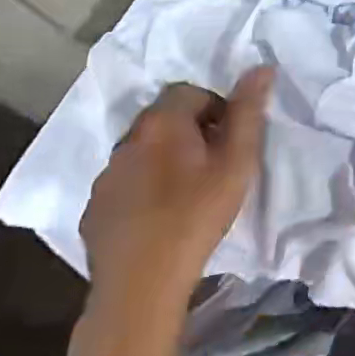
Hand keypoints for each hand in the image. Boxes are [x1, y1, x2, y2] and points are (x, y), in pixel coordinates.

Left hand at [79, 67, 274, 305]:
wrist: (140, 287)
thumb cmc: (195, 217)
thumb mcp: (236, 163)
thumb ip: (248, 112)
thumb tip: (261, 67)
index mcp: (162, 121)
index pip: (190, 91)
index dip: (215, 108)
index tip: (228, 140)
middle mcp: (128, 139)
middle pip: (163, 118)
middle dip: (189, 131)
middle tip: (212, 164)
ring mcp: (106, 175)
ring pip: (141, 151)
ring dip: (163, 159)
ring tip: (185, 193)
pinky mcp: (93, 209)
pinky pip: (123, 184)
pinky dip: (141, 189)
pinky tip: (157, 218)